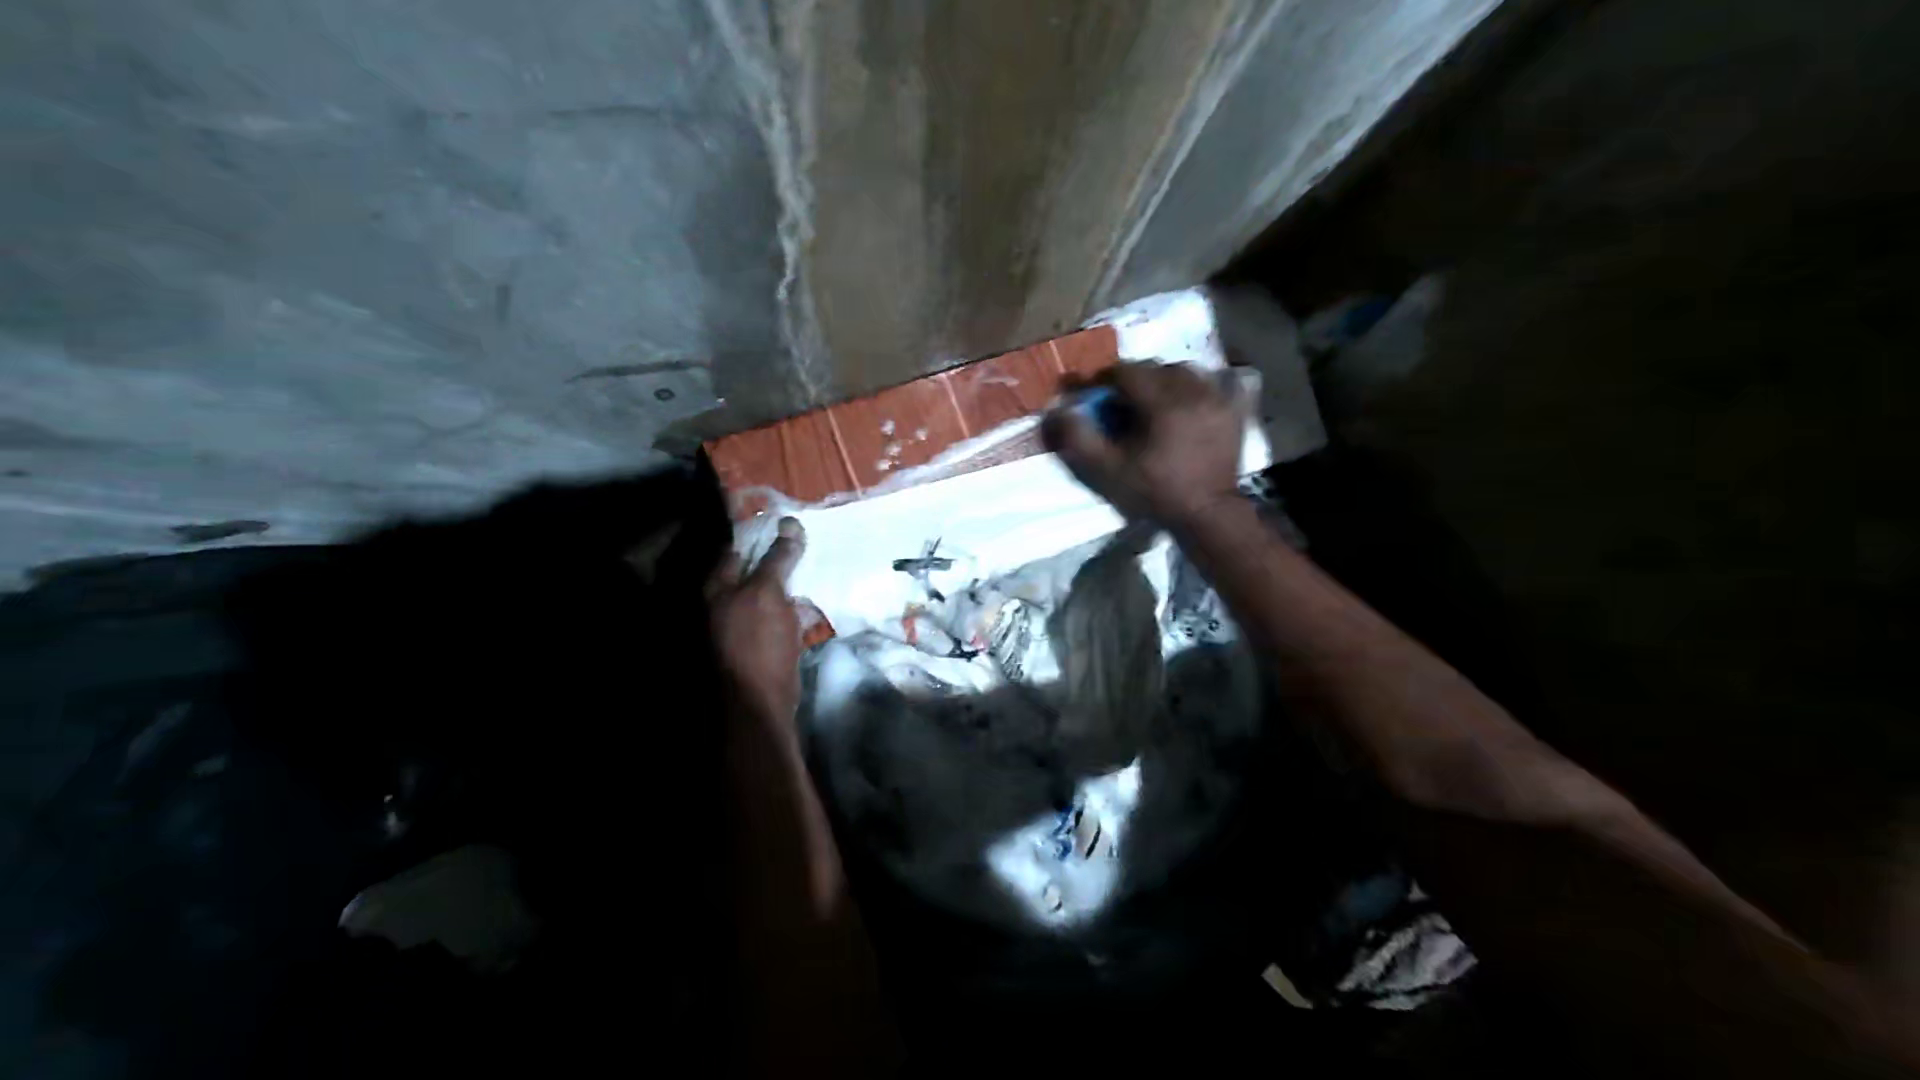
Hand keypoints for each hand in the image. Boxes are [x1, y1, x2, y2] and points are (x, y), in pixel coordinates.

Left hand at [708, 516, 807, 725]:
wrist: (761, 698)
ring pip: (773, 592)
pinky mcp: (764, 641)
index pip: (740, 546)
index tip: (792, 520)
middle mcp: (727, 601)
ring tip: (821, 566)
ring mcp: (746, 622)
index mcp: (720, 585)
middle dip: (783, 557)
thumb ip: (778, 558)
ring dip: (795, 583)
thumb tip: (790, 523)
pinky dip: (798, 608)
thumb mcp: (768, 593)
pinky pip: (783, 615)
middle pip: (757, 568)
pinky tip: (817, 602)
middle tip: (812, 540)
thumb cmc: (758, 641)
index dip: (763, 532)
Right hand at [1042, 362, 1243, 527]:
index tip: (1097, 398)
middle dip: (1135, 379)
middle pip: (1156, 367)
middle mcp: (1194, 390)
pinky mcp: (1235, 410)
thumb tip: (1061, 408)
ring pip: (1185, 371)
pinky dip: (1201, 385)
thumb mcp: (1109, 470)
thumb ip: (1081, 437)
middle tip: (1123, 403)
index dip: (1105, 380)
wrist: (1207, 513)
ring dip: (1165, 380)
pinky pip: (1220, 381)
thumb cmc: (1155, 492)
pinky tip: (1191, 401)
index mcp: (1163, 402)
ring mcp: (1219, 398)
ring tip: (1155, 403)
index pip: (1126, 371)